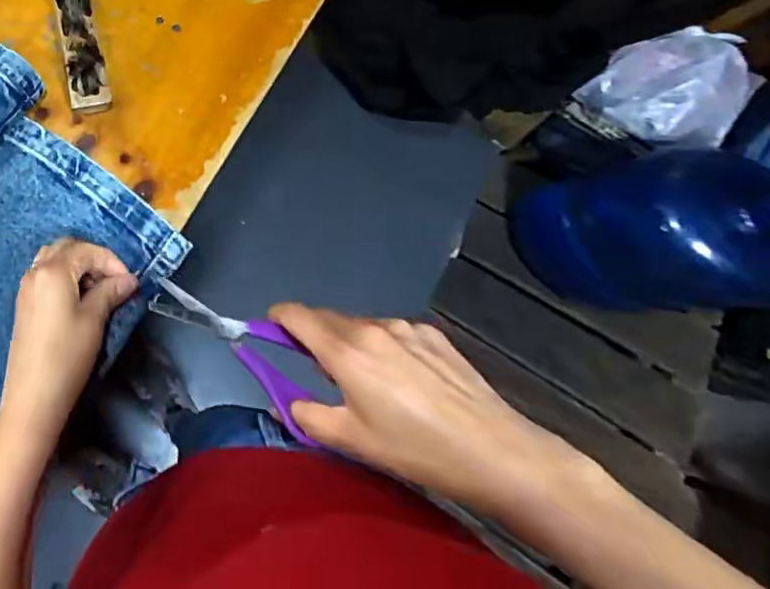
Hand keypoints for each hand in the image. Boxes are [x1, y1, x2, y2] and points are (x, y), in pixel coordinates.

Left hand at [0, 239, 137, 443]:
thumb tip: (128, 279)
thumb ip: (110, 292)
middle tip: (114, 282)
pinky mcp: (24, 302)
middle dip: (94, 259)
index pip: (86, 250)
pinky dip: (64, 276)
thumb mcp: (93, 320)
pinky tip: (78, 300)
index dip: (111, 262)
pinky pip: (45, 274)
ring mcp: (26, 286)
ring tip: (97, 291)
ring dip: (78, 266)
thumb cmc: (67, 355)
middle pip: (67, 248)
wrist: (32, 396)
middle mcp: (35, 270)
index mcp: (53, 270)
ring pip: (54, 259)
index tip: (130, 283)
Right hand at [271, 304, 599, 516]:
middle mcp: (370, 327)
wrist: (500, 454)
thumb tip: (287, 401)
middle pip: (325, 318)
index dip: (275, 319)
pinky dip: (384, 347)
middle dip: (312, 336)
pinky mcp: (433, 335)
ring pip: (359, 325)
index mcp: (345, 350)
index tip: (269, 333)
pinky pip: (392, 332)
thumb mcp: (354, 442)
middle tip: (319, 372)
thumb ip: (308, 416)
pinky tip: (407, 381)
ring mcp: (405, 327)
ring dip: (350, 343)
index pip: (294, 314)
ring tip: (371, 383)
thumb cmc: (418, 450)